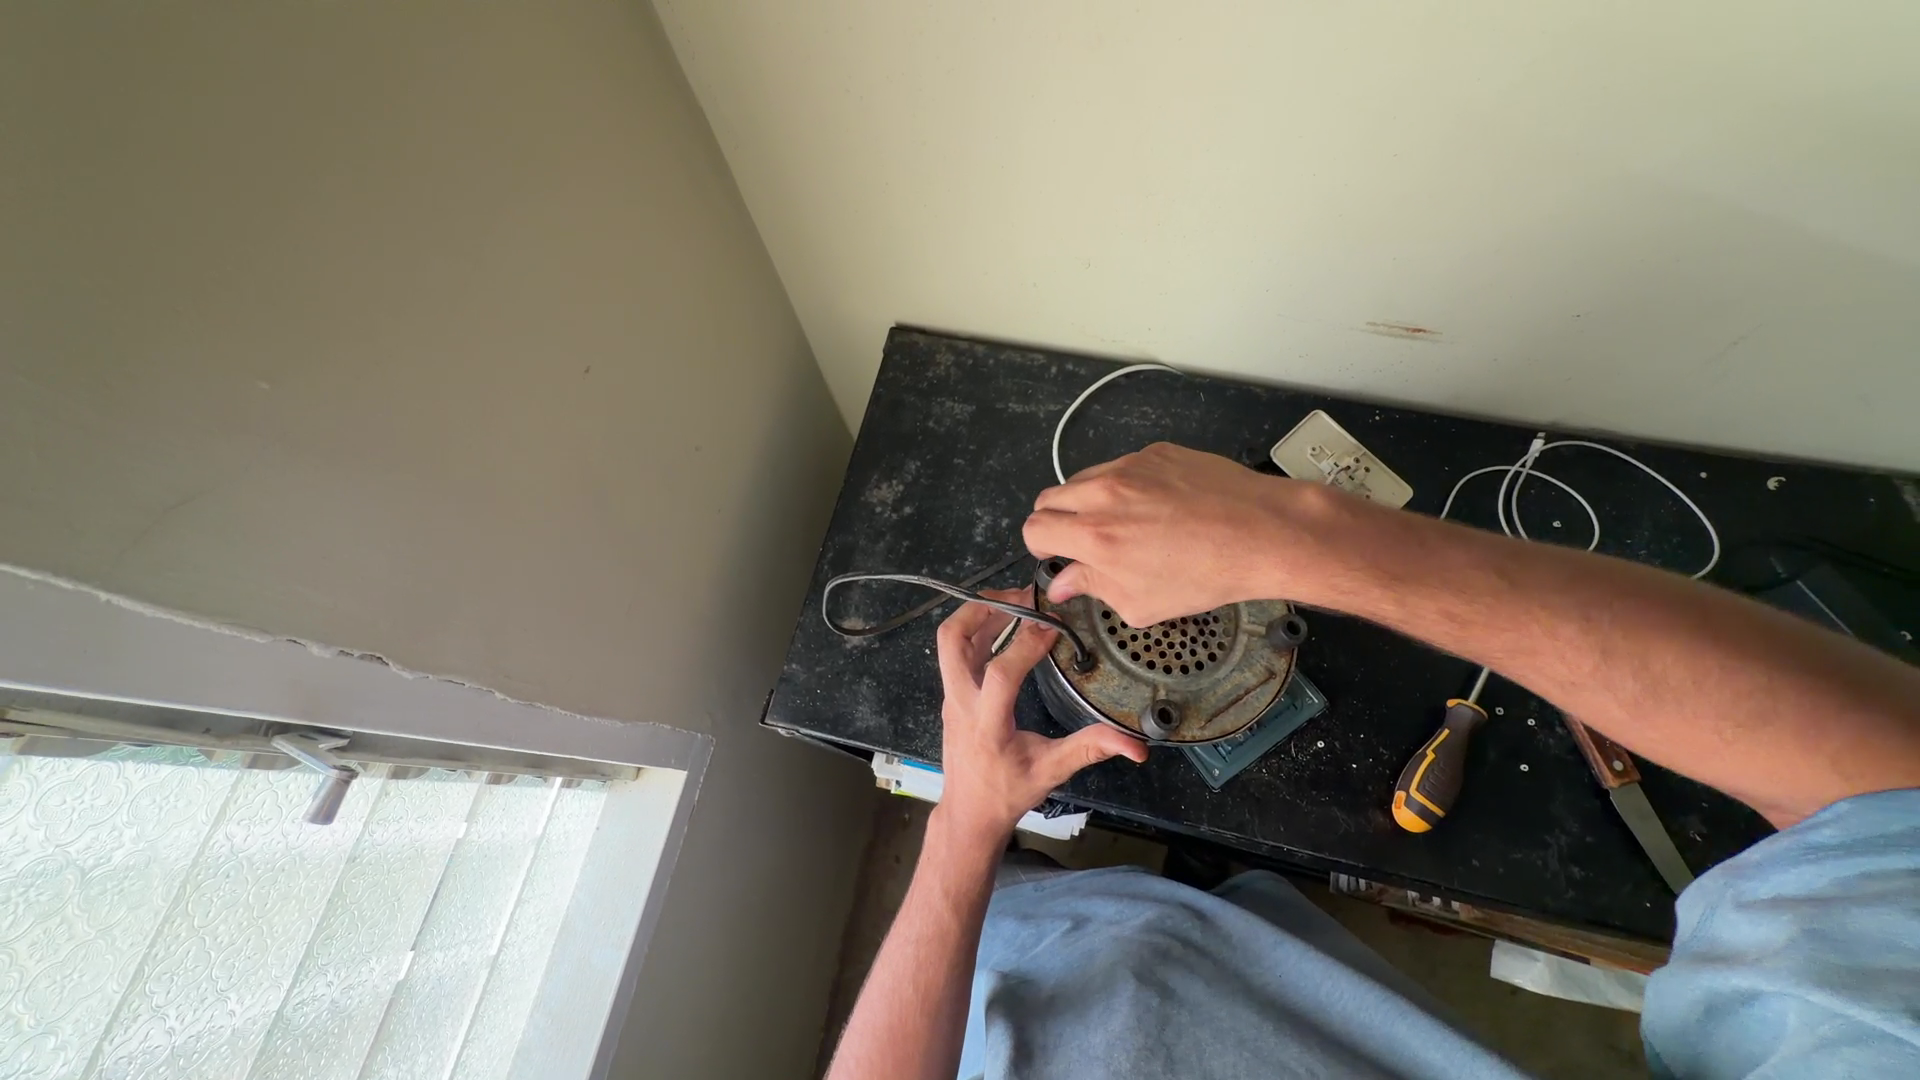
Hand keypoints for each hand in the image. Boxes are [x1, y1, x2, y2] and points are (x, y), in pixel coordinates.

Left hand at [935, 588, 1146, 841]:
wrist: (968, 813)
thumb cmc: (1007, 793)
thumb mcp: (1051, 772)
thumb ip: (1089, 750)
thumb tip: (1136, 747)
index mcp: (986, 723)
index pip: (1000, 673)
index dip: (1026, 645)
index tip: (1053, 627)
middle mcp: (961, 702)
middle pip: (952, 640)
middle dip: (982, 609)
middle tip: (1021, 597)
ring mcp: (952, 696)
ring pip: (949, 642)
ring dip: (979, 615)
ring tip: (1018, 603)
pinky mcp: (952, 694)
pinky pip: (957, 653)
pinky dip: (978, 631)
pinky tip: (1007, 626)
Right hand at [1023, 442, 1360, 625]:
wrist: (1262, 532)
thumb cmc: (1204, 575)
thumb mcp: (1140, 602)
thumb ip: (1092, 587)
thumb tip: (1062, 583)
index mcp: (1094, 535)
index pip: (1034, 529)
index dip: (1039, 547)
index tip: (1057, 556)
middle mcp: (1104, 493)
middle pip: (1048, 498)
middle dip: (1056, 522)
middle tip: (1082, 541)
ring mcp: (1130, 466)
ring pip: (1082, 479)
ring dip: (1086, 501)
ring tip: (1121, 523)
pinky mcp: (1156, 452)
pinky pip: (1120, 466)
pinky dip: (1122, 486)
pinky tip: (1155, 505)